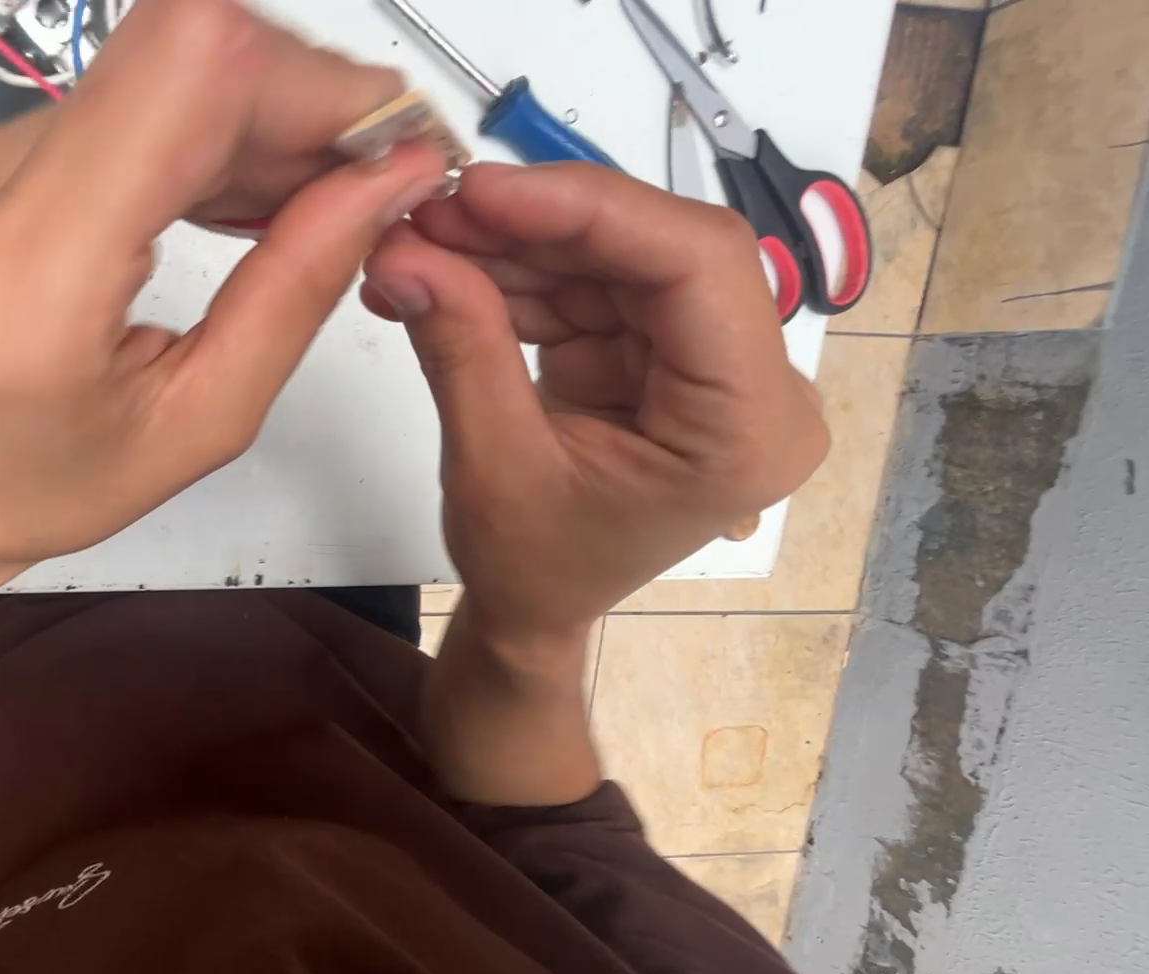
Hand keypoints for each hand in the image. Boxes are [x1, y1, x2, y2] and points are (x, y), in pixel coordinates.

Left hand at [0, 0, 446, 602]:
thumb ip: (294, 292)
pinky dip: (183, 135)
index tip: (378, 133)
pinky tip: (219, 193)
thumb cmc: (50, 483)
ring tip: (285, 204)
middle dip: (290, 107)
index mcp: (23, 291)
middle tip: (351, 179)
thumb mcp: (202, 422)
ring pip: (142, 74)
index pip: (182, 76)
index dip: (303, 79)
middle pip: (171, 59)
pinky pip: (100, 101)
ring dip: (240, 126)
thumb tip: (384, 178)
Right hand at [362, 164, 827, 641]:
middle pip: (653, 256)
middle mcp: (747, 384)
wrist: (533, 609)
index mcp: (743, 428)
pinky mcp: (654, 363)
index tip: (479, 190)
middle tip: (431, 215)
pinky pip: (586, 297)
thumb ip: (459, 349)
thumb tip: (401, 252)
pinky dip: (511, 285)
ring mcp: (703, 370)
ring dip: (510, 252)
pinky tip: (444, 280)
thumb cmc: (527, 567)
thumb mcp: (489, 464)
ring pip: (611, 267)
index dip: (588, 210)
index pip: (697, 269)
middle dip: (533, 229)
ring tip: (417, 250)